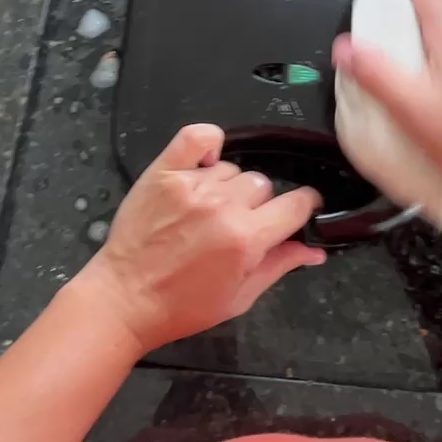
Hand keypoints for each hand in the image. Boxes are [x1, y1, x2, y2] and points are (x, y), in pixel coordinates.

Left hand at [68, 124, 324, 354]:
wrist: (124, 299)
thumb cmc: (183, 305)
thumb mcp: (239, 297)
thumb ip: (280, 265)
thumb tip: (316, 251)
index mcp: (246, 239)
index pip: (296, 204)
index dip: (305, 205)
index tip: (300, 208)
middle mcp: (223, 206)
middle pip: (263, 184)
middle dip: (258, 204)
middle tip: (235, 225)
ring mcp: (192, 184)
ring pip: (233, 168)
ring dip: (228, 185)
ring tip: (207, 209)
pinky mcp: (165, 171)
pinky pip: (198, 136)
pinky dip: (208, 143)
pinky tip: (204, 162)